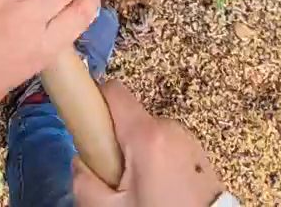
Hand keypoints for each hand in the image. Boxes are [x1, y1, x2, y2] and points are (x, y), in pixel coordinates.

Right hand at [73, 82, 224, 206]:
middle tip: (117, 177)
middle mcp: (169, 126)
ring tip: (143, 188)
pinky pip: (167, 146)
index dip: (95, 101)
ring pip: (148, 134)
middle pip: (129, 119)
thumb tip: (80, 162)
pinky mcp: (200, 153)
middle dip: (117, 142)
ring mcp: (188, 138)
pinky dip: (159, 161)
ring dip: (139, 153)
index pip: (113, 91)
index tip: (88, 128)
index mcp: (147, 134)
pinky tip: (163, 190)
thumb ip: (85, 183)